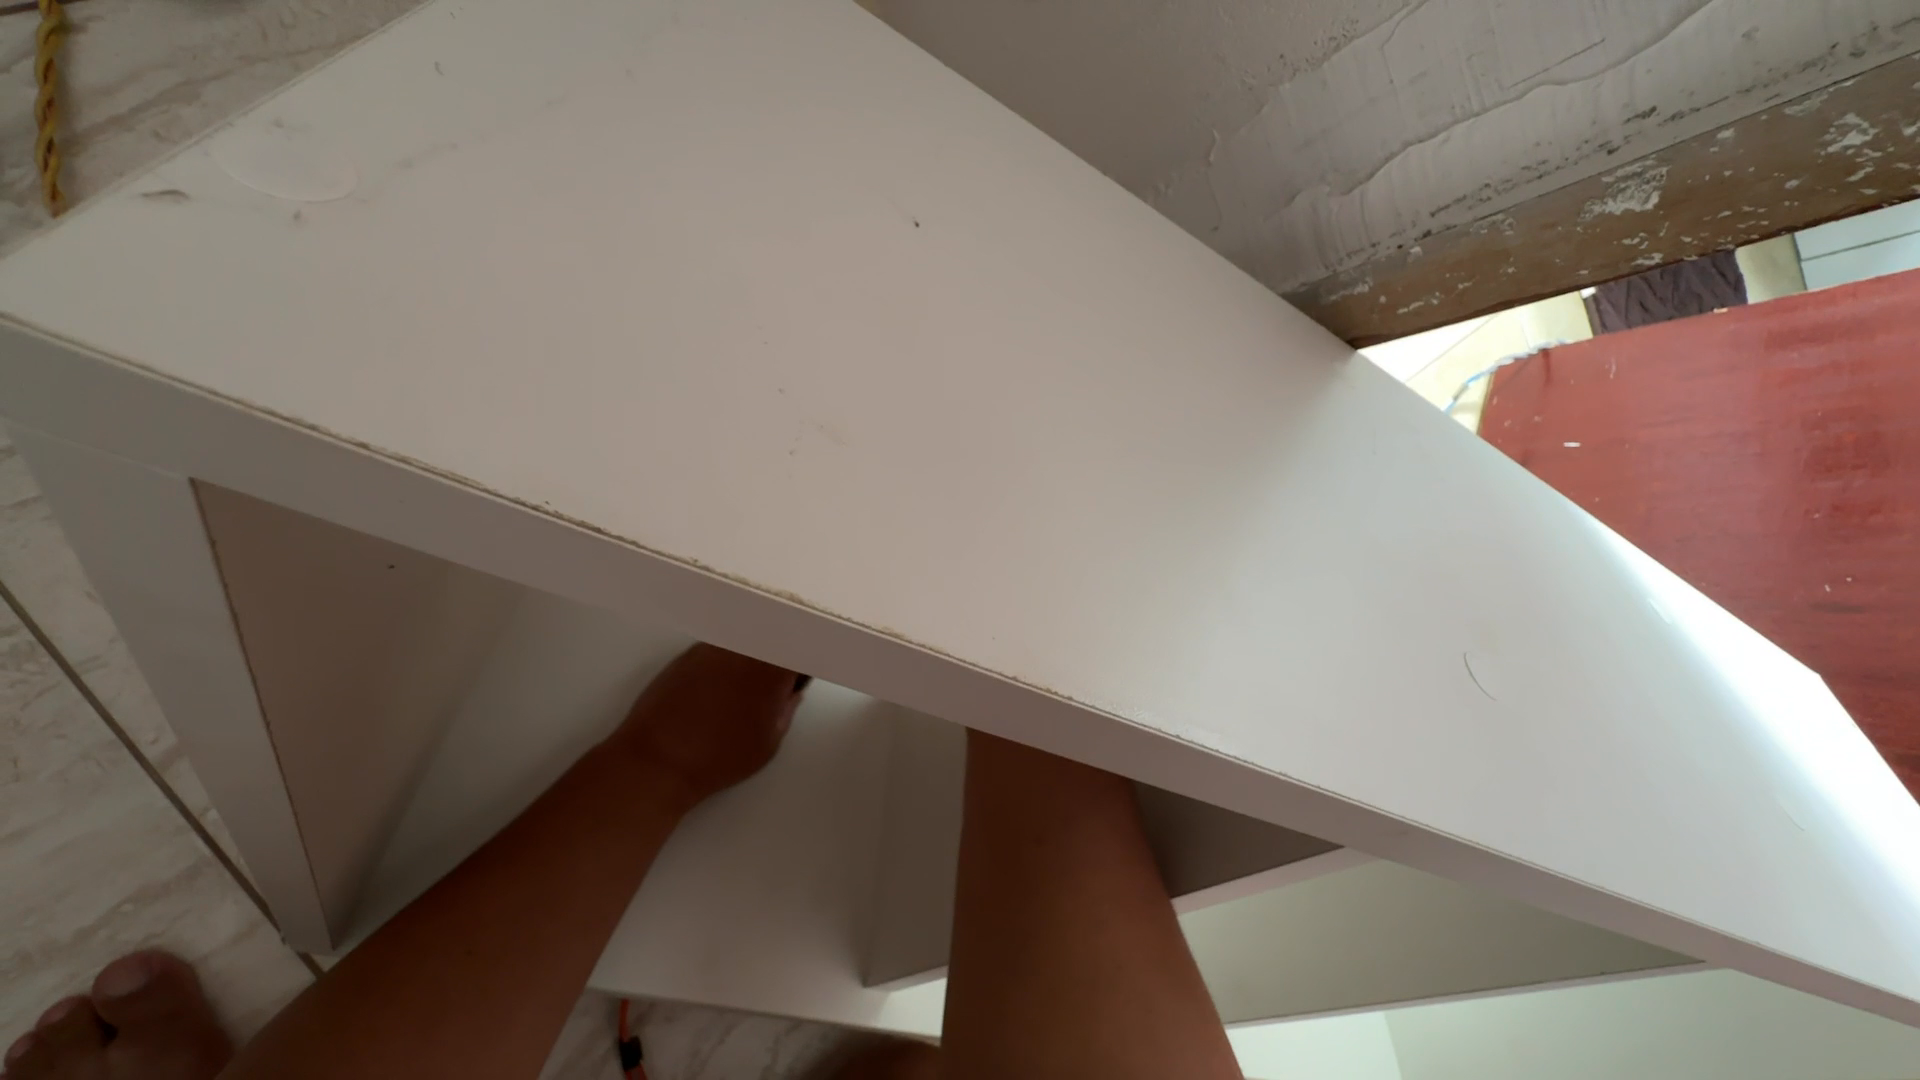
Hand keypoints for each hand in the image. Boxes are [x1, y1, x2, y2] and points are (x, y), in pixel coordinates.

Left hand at [606, 643, 807, 811]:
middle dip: (777, 652)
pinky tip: (717, 687)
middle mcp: (742, 649)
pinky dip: (724, 661)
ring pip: (742, 640)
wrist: (657, 762)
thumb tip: (789, 692)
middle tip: (776, 679)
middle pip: (769, 636)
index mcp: (770, 669)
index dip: (803, 656)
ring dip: (750, 655)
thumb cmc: (719, 758)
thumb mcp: (769, 743)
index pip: (797, 646)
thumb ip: (786, 710)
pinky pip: (716, 648)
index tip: (801, 672)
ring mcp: (711, 648)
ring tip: (742, 685)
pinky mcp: (686, 655)